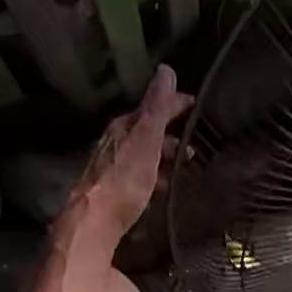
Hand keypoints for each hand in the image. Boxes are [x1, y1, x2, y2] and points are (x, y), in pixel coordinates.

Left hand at [61, 65, 194, 243]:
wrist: (95, 222)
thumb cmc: (124, 180)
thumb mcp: (145, 139)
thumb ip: (157, 108)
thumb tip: (166, 70)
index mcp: (124, 126)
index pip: (153, 107)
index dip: (175, 104)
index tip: (196, 107)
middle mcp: (115, 143)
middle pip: (146, 132)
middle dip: (170, 135)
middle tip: (193, 146)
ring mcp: (112, 168)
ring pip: (143, 156)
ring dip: (163, 158)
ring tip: (183, 170)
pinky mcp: (113, 193)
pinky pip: (139, 177)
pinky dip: (154, 177)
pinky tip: (161, 190)